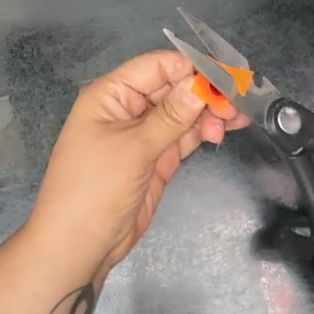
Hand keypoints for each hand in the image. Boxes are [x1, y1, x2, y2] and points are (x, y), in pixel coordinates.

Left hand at [27, 51, 245, 272]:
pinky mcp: (154, 158)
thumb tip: (200, 84)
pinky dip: (202, 131)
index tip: (227, 77)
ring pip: (181, 112)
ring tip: (236, 120)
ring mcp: (141, 134)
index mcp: (111, 94)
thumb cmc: (95, 190)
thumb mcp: (135, 149)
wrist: (78, 246)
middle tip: (236, 106)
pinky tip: (222, 130)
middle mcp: (126, 108)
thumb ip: (171, 117)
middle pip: (172, 87)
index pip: (156, 67)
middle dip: (205, 91)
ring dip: (208, 112)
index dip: (191, 68)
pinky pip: (182, 136)